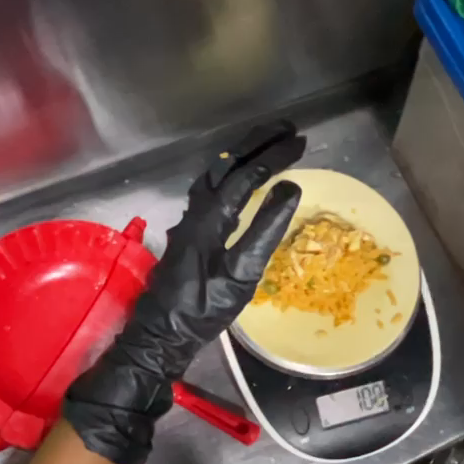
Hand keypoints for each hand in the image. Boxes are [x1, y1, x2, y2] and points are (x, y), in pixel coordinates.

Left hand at [62, 121, 306, 463]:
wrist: (161, 336)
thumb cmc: (202, 310)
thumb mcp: (241, 274)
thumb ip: (265, 230)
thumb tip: (290, 189)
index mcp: (210, 216)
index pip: (246, 174)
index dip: (274, 156)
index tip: (301, 142)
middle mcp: (196, 210)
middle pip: (226, 163)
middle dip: (256, 142)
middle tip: (286, 128)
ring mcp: (190, 220)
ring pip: (215, 173)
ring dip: (241, 154)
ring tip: (267, 145)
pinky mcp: (189, 232)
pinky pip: (211, 188)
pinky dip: (230, 174)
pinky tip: (240, 182)